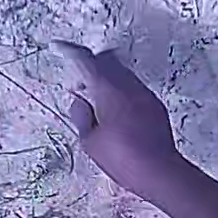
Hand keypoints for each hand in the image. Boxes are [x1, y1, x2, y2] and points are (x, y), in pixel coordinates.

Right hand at [52, 40, 188, 201]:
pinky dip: (120, 91)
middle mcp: (129, 86)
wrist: (158, 171)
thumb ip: (81, 116)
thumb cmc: (122, 158)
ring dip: (106, 79)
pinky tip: (114, 112)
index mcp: (108, 90)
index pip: (86, 61)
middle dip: (91, 65)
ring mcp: (145, 94)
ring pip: (122, 73)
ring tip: (96, 102)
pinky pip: (134, 88)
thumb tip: (78, 102)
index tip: (59, 46)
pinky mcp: (155, 106)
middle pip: (108, 60)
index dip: (70, 52)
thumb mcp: (90, 141)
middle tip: (79, 81)